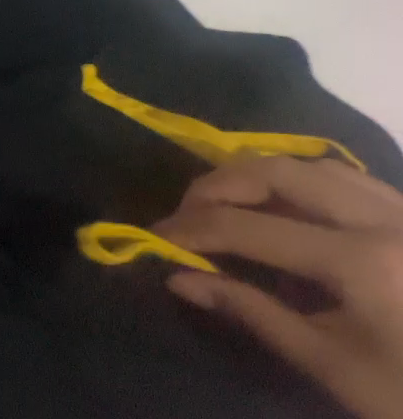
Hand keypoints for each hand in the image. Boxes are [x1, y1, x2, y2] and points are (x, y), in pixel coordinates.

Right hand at [152, 156, 402, 418]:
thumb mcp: (334, 366)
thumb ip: (252, 311)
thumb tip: (178, 277)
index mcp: (362, 260)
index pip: (243, 227)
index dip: (188, 229)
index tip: (153, 237)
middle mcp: (389, 223)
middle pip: (279, 172)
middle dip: (218, 186)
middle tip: (190, 213)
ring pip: (318, 166)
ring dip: (260, 177)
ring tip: (231, 203)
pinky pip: (355, 181)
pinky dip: (307, 183)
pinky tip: (290, 208)